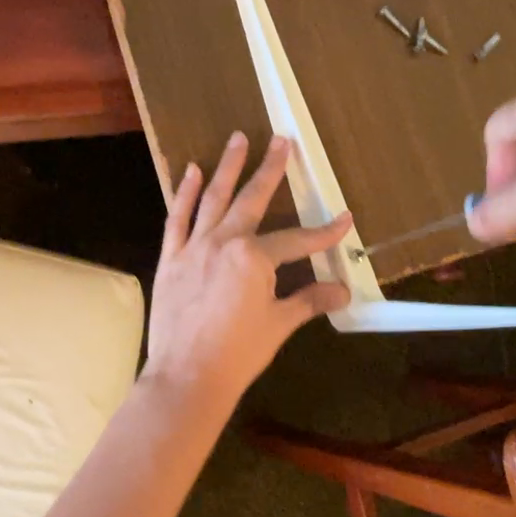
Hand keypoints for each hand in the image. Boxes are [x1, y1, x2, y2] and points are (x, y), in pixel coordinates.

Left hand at [142, 132, 353, 404]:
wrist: (186, 377)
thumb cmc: (238, 353)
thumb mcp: (279, 325)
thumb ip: (309, 301)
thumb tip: (342, 291)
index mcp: (255, 257)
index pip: (297, 239)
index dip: (324, 232)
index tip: (345, 219)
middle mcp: (224, 241)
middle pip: (252, 198)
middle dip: (271, 168)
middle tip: (281, 140)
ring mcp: (194, 247)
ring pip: (214, 198)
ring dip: (228, 167)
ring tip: (238, 139)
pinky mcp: (170, 258)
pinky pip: (177, 218)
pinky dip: (185, 193)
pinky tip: (192, 171)